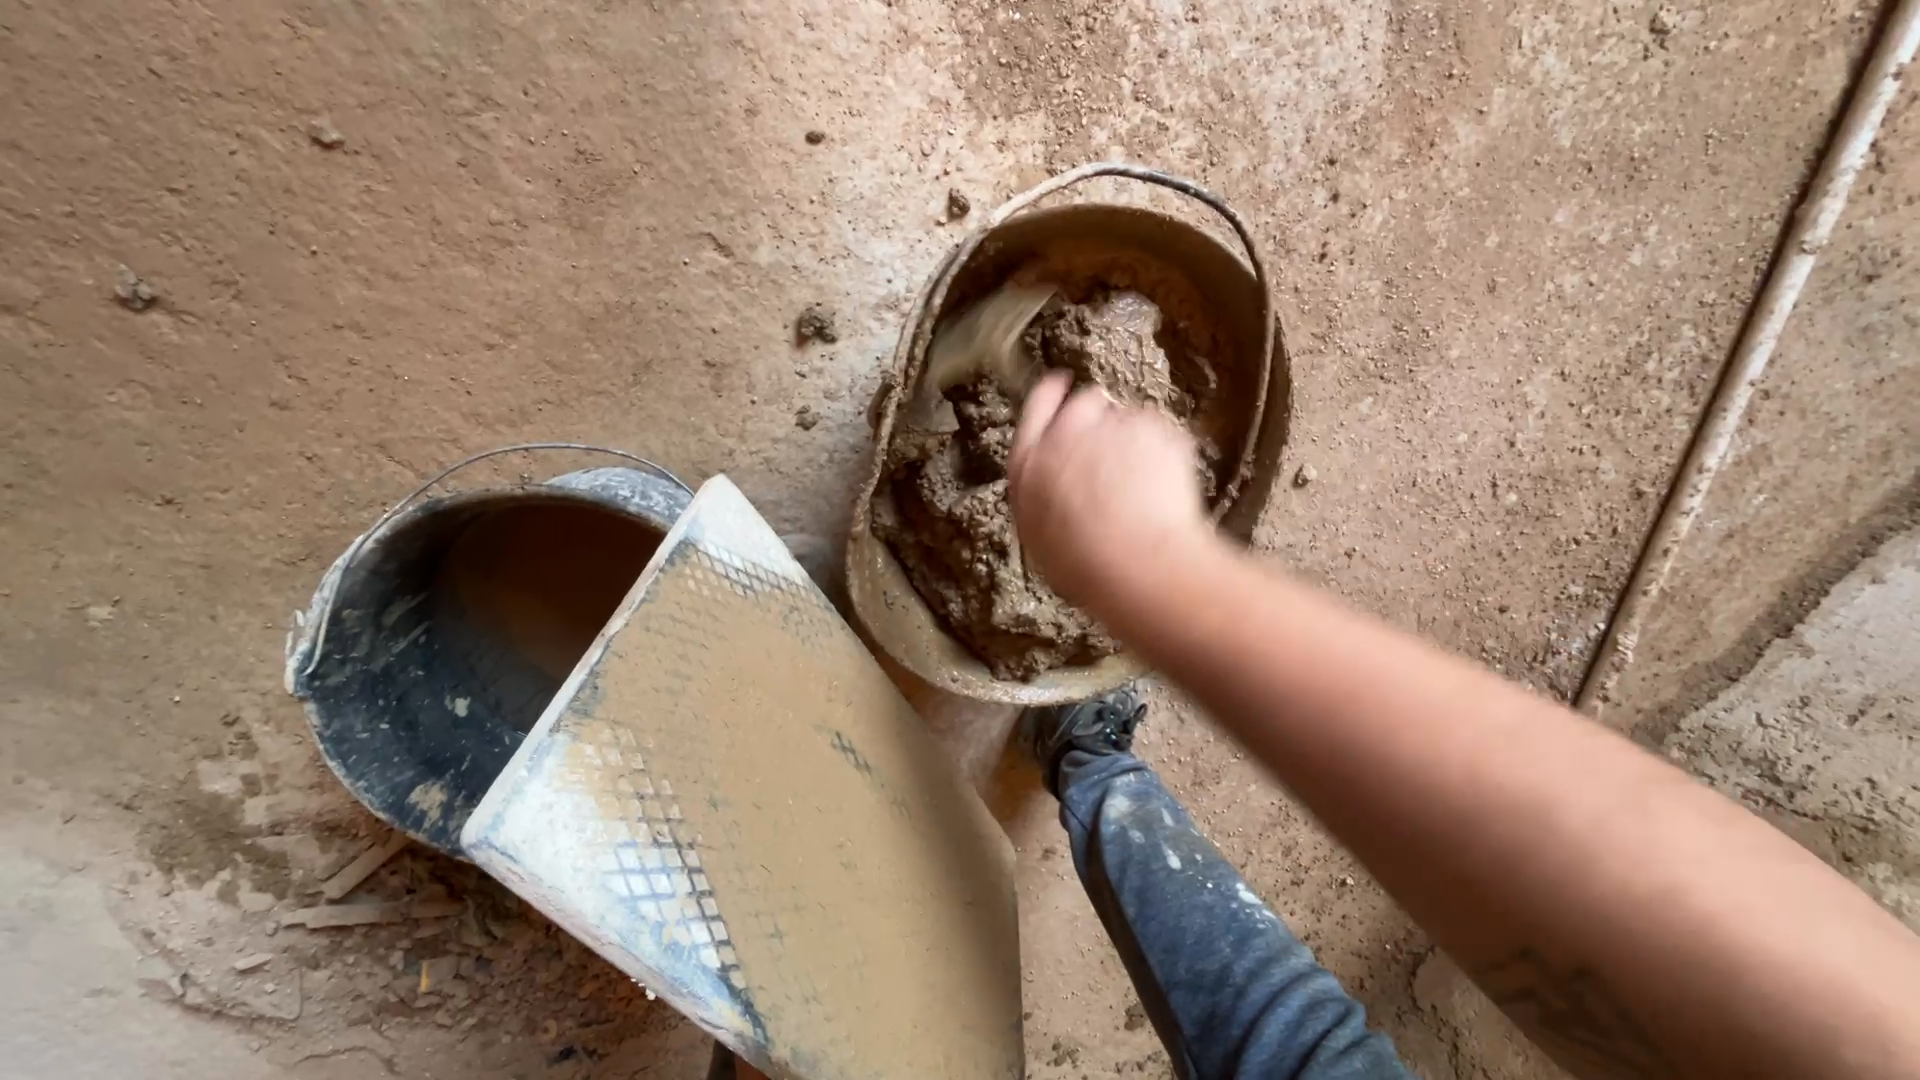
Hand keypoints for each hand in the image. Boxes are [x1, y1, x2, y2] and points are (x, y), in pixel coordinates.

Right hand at [1006, 370, 1213, 608]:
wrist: (1134, 564)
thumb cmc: (1086, 564)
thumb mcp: (1041, 535)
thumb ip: (1044, 494)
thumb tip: (1057, 488)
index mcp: (1029, 464)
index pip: (1034, 411)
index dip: (1049, 394)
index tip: (1059, 382)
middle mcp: (1063, 435)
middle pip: (1083, 404)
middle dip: (1101, 418)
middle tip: (1117, 451)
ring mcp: (1110, 427)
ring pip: (1125, 417)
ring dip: (1134, 440)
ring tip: (1144, 486)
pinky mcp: (1152, 428)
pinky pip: (1160, 430)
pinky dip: (1166, 451)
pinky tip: (1164, 487)